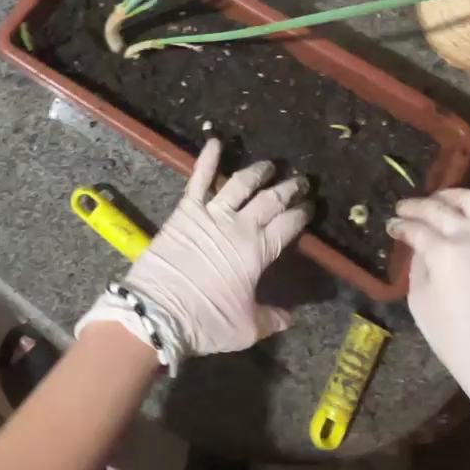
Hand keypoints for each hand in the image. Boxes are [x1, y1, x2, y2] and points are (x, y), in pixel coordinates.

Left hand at [81, 138, 309, 365]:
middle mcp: (238, 226)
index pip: (288, 225)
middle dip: (289, 189)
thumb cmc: (205, 321)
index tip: (310, 206)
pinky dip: (206, 159)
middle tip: (301, 181)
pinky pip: (198, 180)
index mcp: (258, 251)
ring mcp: (211, 214)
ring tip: (269, 165)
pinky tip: (214, 141)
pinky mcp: (185, 210)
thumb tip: (290, 316)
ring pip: (240, 184)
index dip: (301, 214)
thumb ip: (271, 318)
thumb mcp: (246, 329)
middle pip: (270, 200)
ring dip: (257, 172)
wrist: (158, 312)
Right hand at [387, 190, 469, 469]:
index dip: (400, 225)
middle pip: (441, 207)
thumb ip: (418, 266)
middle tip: (404, 209)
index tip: (391, 226)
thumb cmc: (457, 341)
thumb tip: (419, 248)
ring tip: (436, 202)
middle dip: (418, 206)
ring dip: (450, 198)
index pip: (416, 227)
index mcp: (446, 251)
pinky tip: (461, 224)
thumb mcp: (421, 303)